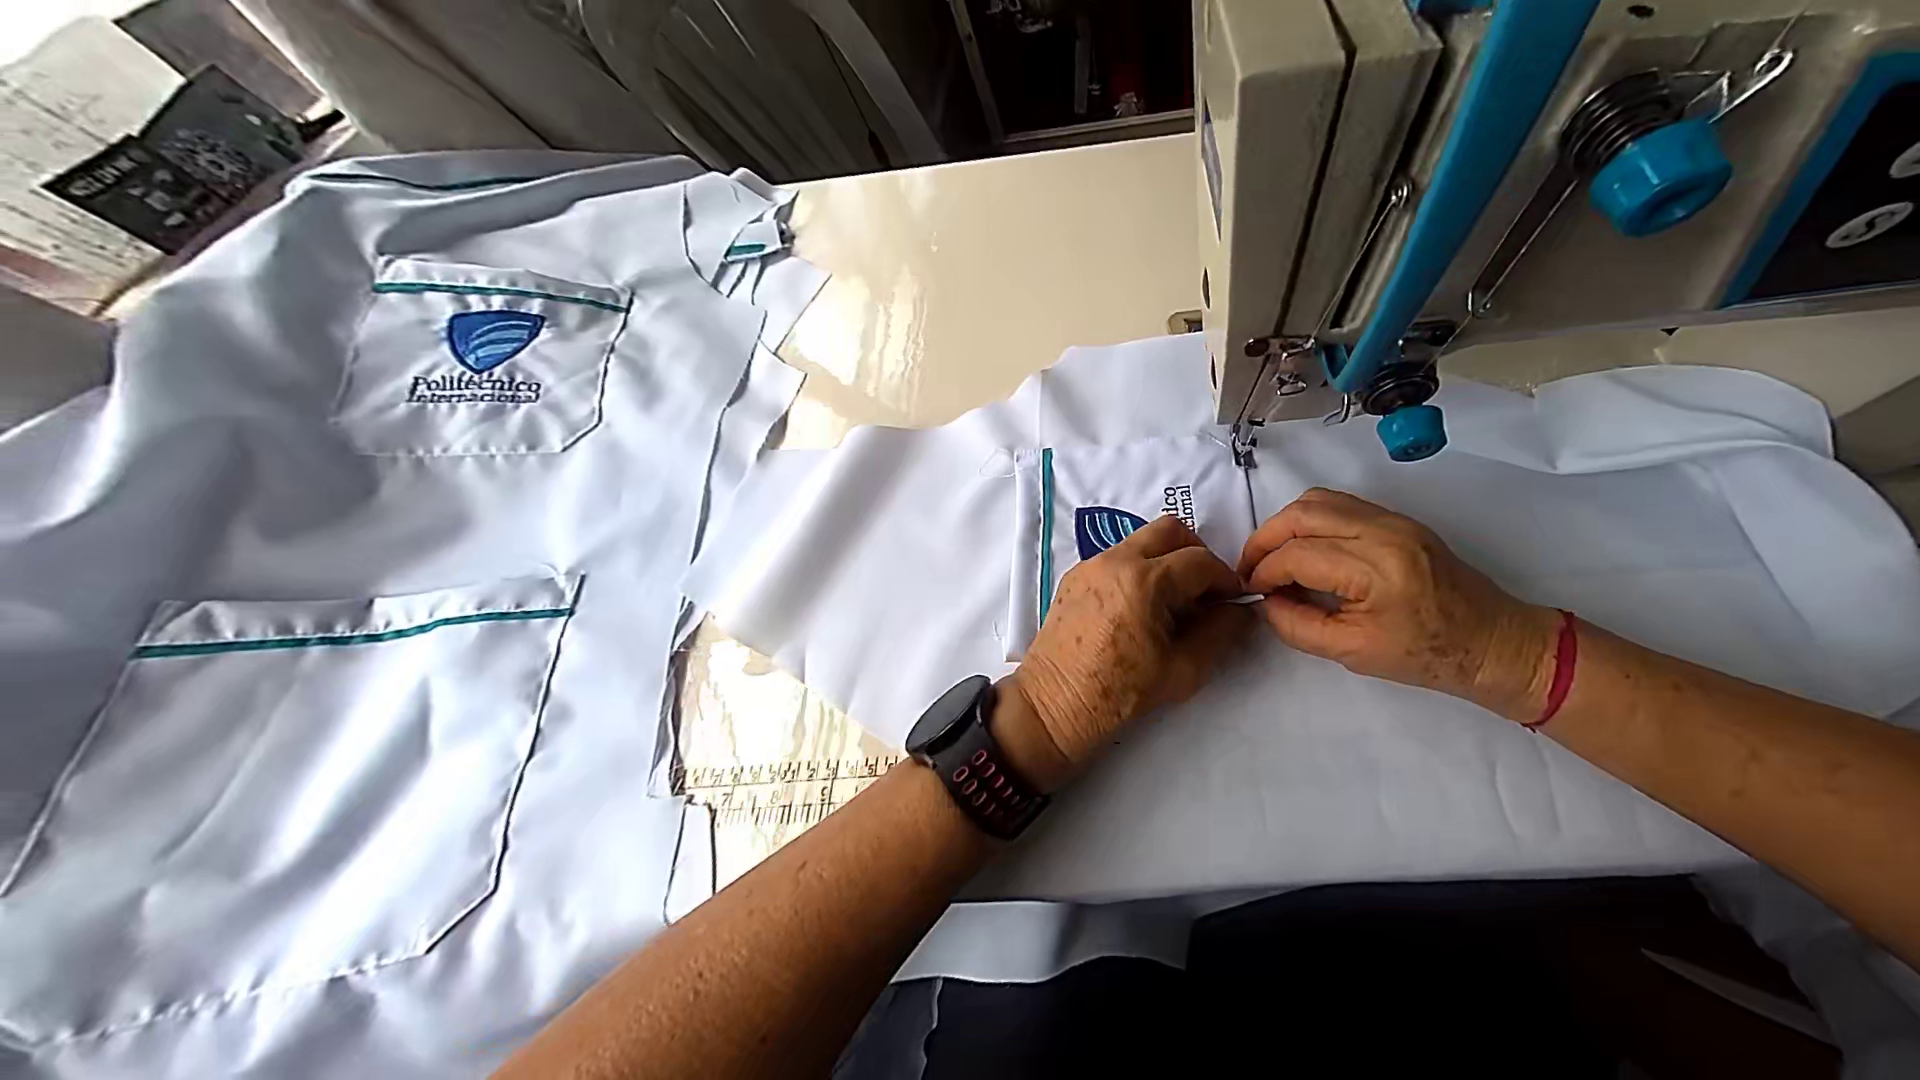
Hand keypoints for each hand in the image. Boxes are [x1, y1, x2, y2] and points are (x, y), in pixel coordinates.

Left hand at [1004, 515, 1256, 790]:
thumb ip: (1219, 632)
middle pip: (1170, 531)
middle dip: (1196, 554)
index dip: (1224, 579)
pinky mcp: (1073, 577)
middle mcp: (1114, 561)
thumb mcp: (1183, 669)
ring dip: (1165, 560)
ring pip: (1140, 541)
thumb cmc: (1118, 693)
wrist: (1052, 705)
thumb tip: (1238, 610)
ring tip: (1173, 602)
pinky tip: (1141, 607)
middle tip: (1204, 590)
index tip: (1232, 600)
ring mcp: (1089, 566)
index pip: (1200, 561)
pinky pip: (1116, 558)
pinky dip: (1137, 569)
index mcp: (1143, 581)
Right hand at [1236, 488, 1559, 721]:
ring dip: (1284, 525)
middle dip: (1264, 540)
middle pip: (1300, 514)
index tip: (1253, 592)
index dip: (1263, 572)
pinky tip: (1303, 548)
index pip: (1296, 554)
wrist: (1493, 642)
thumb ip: (1295, 625)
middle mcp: (1383, 532)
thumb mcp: (1349, 652)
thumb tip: (1264, 601)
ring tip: (1273, 556)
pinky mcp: (1397, 519)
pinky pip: (1337, 504)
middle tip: (1251, 568)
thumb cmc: (1425, 655)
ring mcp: (1393, 520)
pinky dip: (1308, 520)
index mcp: (1376, 569)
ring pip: (1316, 501)